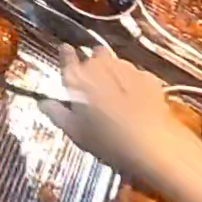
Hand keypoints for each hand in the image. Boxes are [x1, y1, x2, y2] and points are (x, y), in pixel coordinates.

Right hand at [42, 47, 201, 179]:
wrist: (157, 146)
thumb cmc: (109, 142)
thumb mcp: (77, 134)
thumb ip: (58, 114)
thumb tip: (44, 102)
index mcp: (78, 77)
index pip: (66, 55)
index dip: (66, 56)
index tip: (67, 58)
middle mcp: (99, 65)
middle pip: (93, 56)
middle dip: (93, 68)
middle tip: (96, 92)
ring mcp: (126, 68)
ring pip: (114, 62)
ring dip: (113, 73)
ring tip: (118, 97)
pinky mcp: (148, 77)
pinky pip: (135, 74)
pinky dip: (134, 83)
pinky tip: (137, 102)